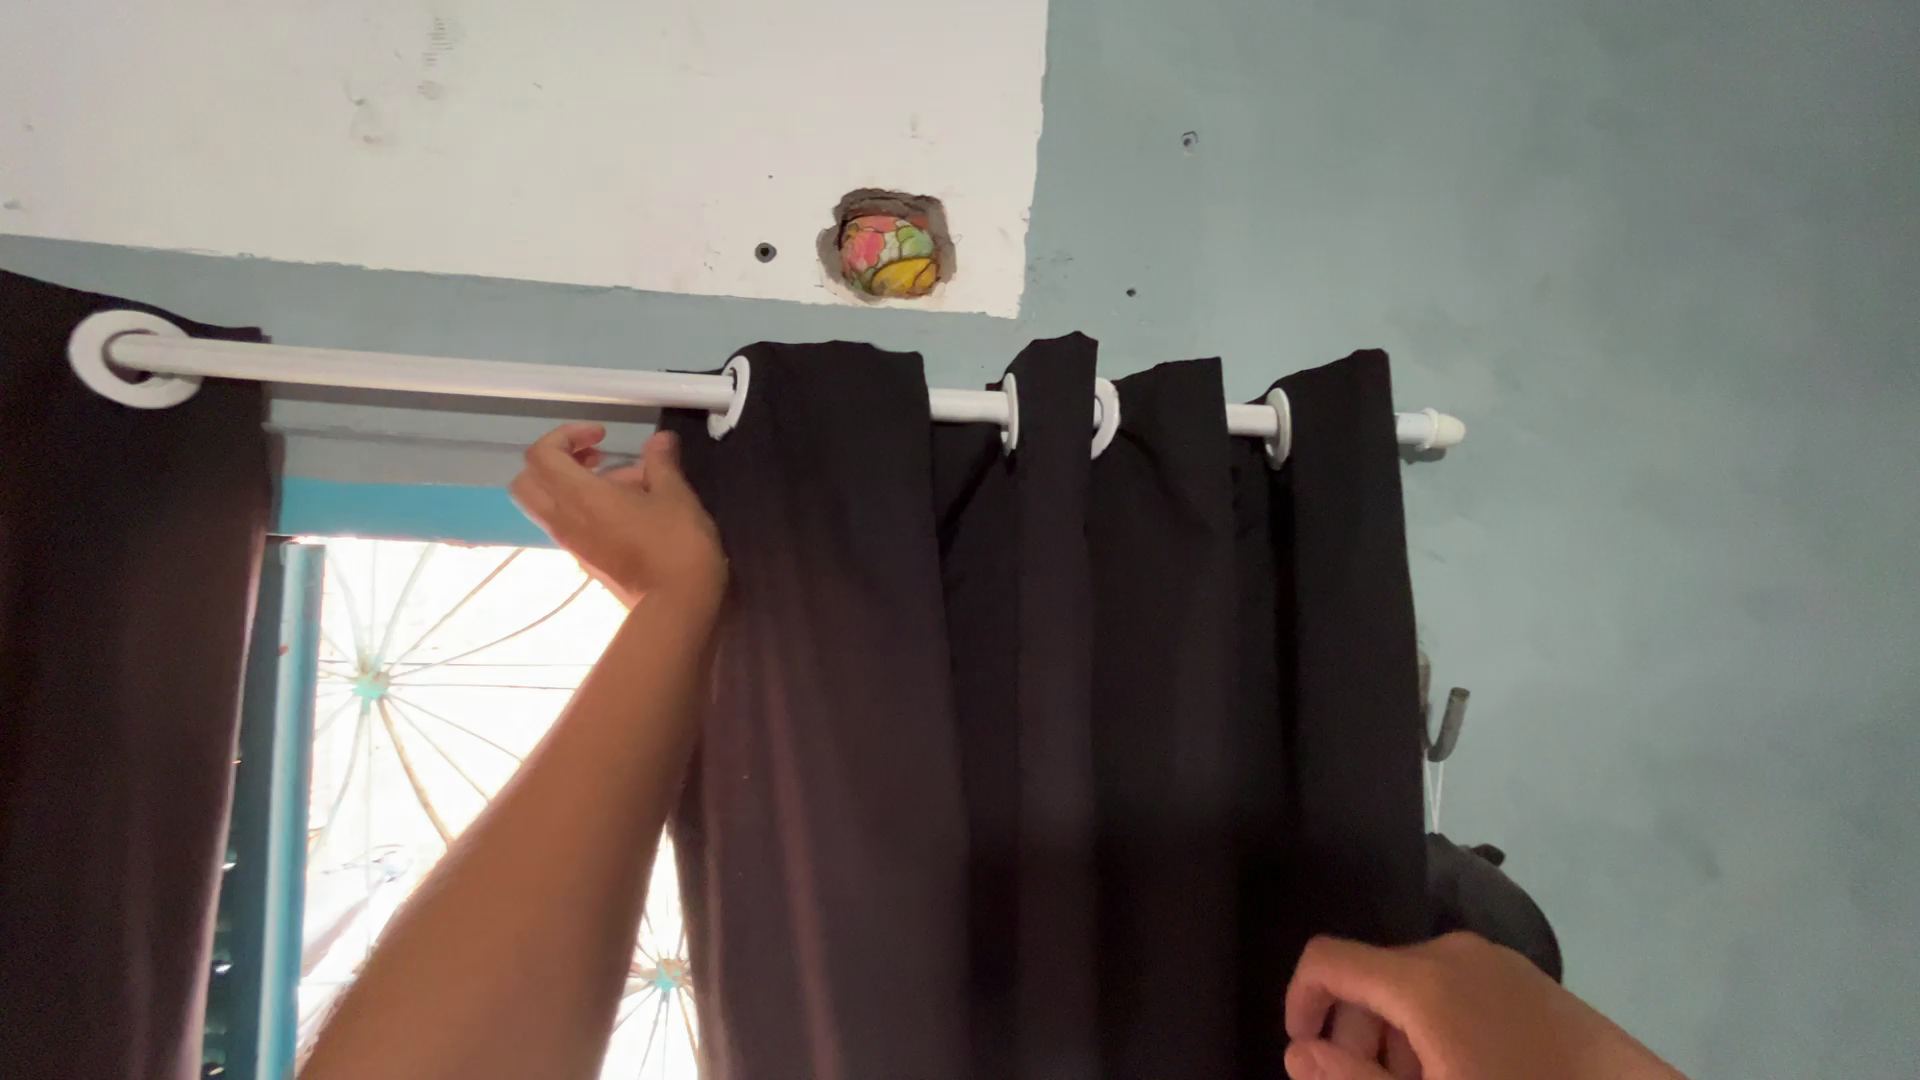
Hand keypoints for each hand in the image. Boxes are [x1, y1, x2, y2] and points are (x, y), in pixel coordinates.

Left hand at [509, 423, 725, 608]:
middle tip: (596, 457)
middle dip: (556, 461)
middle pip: (528, 481)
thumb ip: (662, 463)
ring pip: (548, 505)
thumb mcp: (676, 495)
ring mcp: (573, 543)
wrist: (679, 603)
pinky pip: (569, 524)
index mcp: (580, 496)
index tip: (602, 436)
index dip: (566, 435)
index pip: (541, 454)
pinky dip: (585, 509)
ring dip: (573, 486)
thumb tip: (660, 440)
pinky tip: (630, 512)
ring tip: (624, 485)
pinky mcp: (586, 560)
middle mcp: (564, 519)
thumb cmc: (677, 543)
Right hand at [1285, 932, 1686, 1079]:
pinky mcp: (1533, 982)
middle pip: (1370, 974)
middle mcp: (1451, 952)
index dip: (1300, 1001)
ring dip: (1395, 1035)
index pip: (1326, 960)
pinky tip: (1467, 1077)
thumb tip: (1297, 1054)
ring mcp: (1497, 963)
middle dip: (1353, 1031)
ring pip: (1412, 985)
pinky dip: (1436, 1028)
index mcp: (1421, 978)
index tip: (1304, 1055)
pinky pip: (1455, 990)